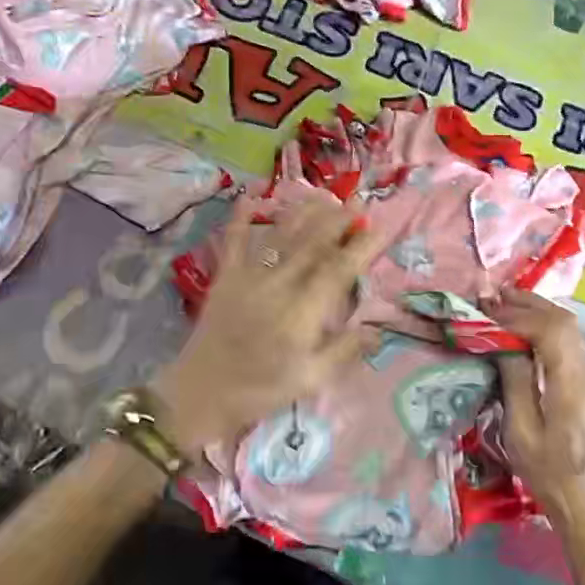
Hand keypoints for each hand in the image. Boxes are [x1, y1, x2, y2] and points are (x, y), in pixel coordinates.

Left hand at [151, 195, 386, 451]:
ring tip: (324, 196)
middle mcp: (278, 285)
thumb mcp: (310, 380)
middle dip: (338, 220)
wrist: (201, 391)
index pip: (339, 269)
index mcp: (303, 312)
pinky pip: (234, 239)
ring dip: (304, 212)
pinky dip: (242, 215)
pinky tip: (252, 193)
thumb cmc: (260, 390)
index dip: (362, 246)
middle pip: (313, 243)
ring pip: (281, 235)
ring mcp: (249, 276)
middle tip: (359, 205)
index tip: (382, 228)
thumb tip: (377, 328)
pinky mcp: (225, 276)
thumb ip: (344, 351)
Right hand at [489, 289, 584, 533]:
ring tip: (502, 308)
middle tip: (491, 299)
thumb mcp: (520, 431)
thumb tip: (504, 344)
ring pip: (569, 328)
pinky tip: (521, 330)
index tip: (486, 318)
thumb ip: (515, 382)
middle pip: (565, 322)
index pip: (552, 332)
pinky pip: (568, 340)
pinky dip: (543, 325)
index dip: (517, 318)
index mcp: (572, 388)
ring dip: (536, 311)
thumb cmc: (547, 471)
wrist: (584, 498)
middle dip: (527, 304)